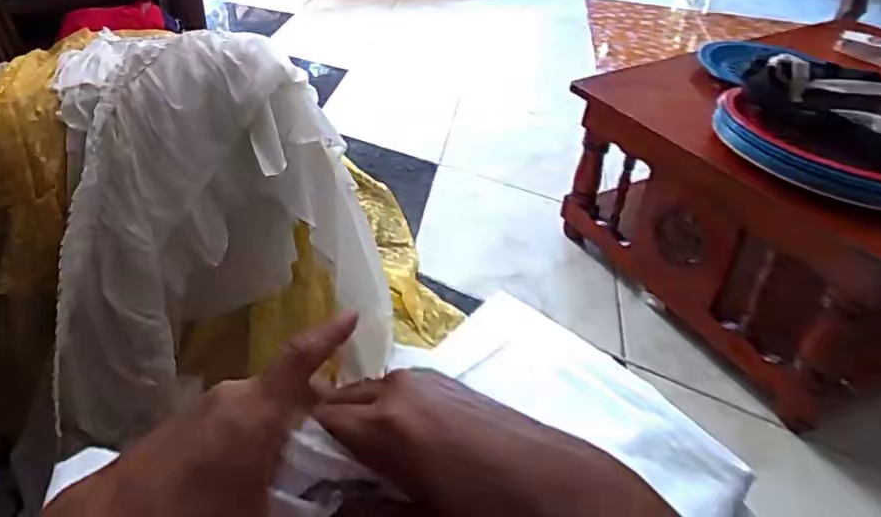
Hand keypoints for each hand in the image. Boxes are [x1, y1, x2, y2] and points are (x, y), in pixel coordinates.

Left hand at [45, 310, 359, 516]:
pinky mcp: (190, 420)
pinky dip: (259, 433)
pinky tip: (265, 468)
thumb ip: (302, 502)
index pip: (298, 360)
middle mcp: (232, 395)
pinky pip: (237, 417)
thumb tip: (333, 497)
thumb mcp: (261, 516)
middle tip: (351, 437)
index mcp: (254, 412)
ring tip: (313, 459)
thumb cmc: (195, 514)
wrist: (118, 516)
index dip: (327, 336)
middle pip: (287, 390)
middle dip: (318, 409)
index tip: (352, 314)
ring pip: (262, 406)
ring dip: (287, 425)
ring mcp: (207, 406)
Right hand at [315, 369, 676, 516]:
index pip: (322, 420)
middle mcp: (396, 388)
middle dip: (333, 430)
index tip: (311, 472)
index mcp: (386, 425)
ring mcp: (420, 378)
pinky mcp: (442, 378)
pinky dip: (388, 410)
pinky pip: (397, 390)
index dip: (310, 445)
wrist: (570, 490)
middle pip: (340, 399)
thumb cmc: (493, 515)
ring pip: (368, 392)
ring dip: (361, 419)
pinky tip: (410, 445)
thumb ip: (373, 516)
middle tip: (340, 470)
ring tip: (376, 461)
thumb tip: (332, 510)